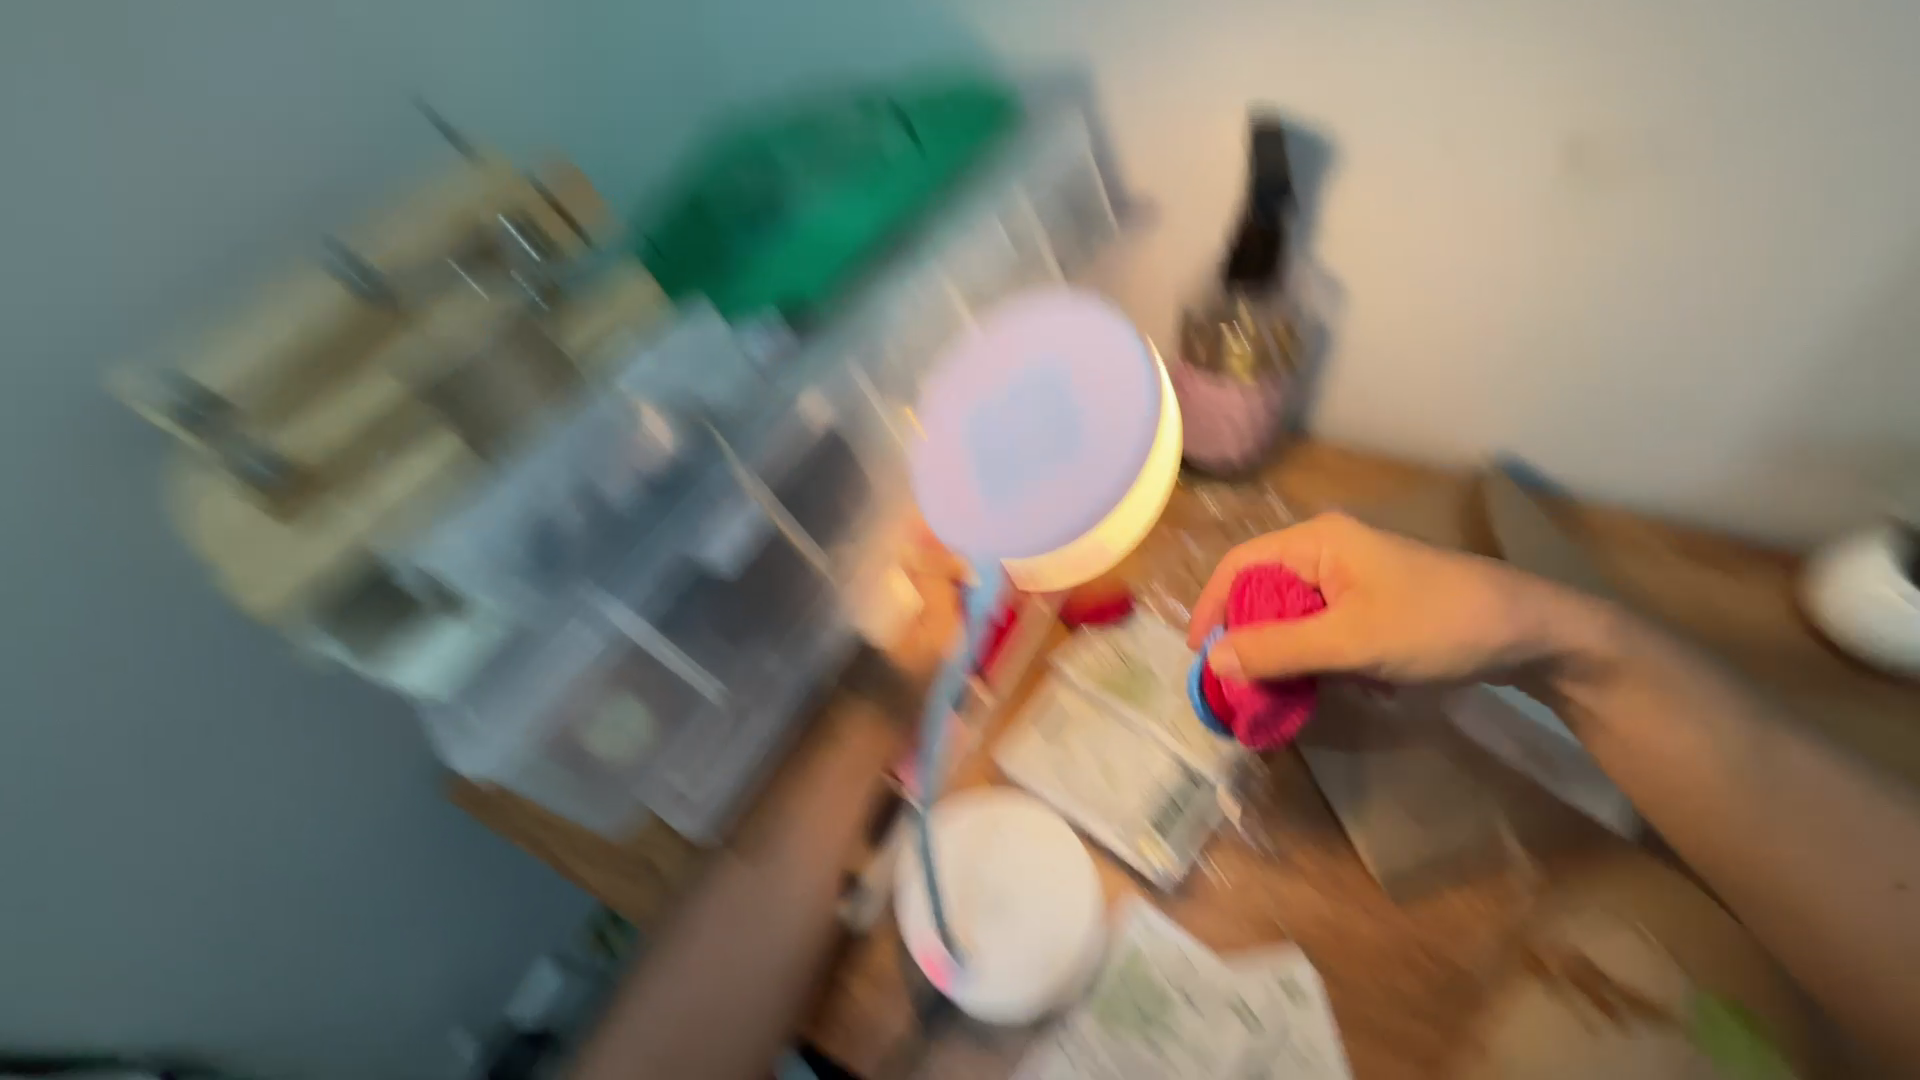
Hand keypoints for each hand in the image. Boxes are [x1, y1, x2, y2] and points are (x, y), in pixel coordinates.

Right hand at [1186, 512, 1605, 684]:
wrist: (1538, 635)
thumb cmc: (1438, 625)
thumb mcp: (1351, 642)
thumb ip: (1278, 650)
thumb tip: (1212, 660)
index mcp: (1316, 542)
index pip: (1240, 566)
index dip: (1211, 607)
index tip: (1199, 656)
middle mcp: (1326, 551)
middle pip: (1262, 591)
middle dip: (1246, 637)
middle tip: (1238, 683)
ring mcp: (1350, 577)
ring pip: (1289, 614)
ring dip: (1279, 652)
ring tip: (1276, 691)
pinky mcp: (1370, 602)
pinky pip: (1319, 627)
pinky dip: (1311, 656)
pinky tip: (1323, 685)